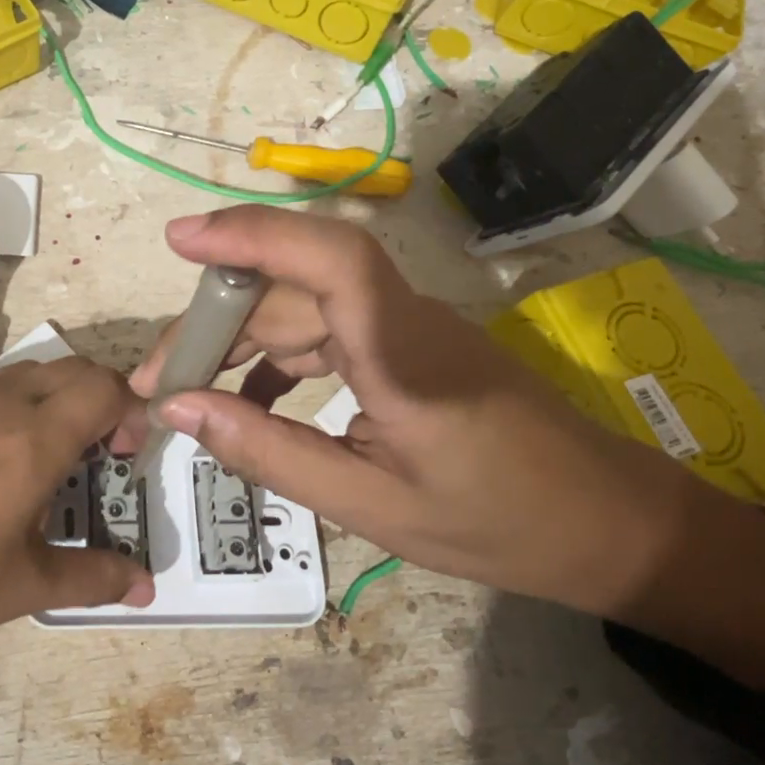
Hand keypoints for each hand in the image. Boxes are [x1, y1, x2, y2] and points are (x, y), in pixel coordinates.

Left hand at [0, 357, 154, 672]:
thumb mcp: (18, 589)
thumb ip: (91, 578)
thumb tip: (144, 585)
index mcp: (30, 440)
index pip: (104, 387)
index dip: (131, 410)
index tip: (127, 455)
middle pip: (70, 368)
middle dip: (99, 399)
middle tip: (100, 454)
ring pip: (25, 374)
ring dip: (53, 399)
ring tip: (48, 459)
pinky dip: (11, 407)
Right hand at [127, 206, 764, 691]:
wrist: (611, 529)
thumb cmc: (498, 524)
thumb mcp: (369, 505)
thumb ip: (270, 451)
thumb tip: (179, 409)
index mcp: (402, 352)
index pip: (329, 258)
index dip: (253, 235)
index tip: (179, 241)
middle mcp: (402, 320)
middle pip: (292, 287)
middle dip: (213, 321)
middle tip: (153, 378)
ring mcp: (406, 329)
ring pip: (302, 310)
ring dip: (238, 342)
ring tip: (182, 390)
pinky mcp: (407, 348)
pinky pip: (326, 335)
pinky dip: (277, 361)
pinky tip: (248, 402)